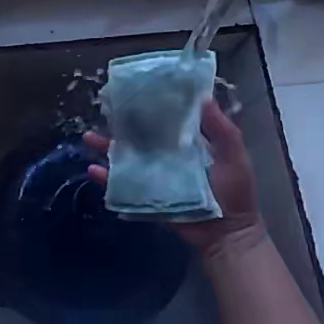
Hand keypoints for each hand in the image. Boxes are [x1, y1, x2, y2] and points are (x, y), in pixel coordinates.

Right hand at [86, 98, 264, 255]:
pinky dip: (108, 179)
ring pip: (128, 158)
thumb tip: (204, 97)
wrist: (228, 235)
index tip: (136, 88)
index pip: (168, 119)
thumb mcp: (235, 156)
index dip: (153, 104)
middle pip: (141, 136)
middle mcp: (169, 156)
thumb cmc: (235, 194)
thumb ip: (222, 129)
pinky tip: (94, 170)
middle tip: (104, 108)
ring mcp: (156, 176)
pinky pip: (124, 186)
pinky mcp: (148, 196)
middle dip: (122, 124)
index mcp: (189, 143)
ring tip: (88, 137)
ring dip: (107, 148)